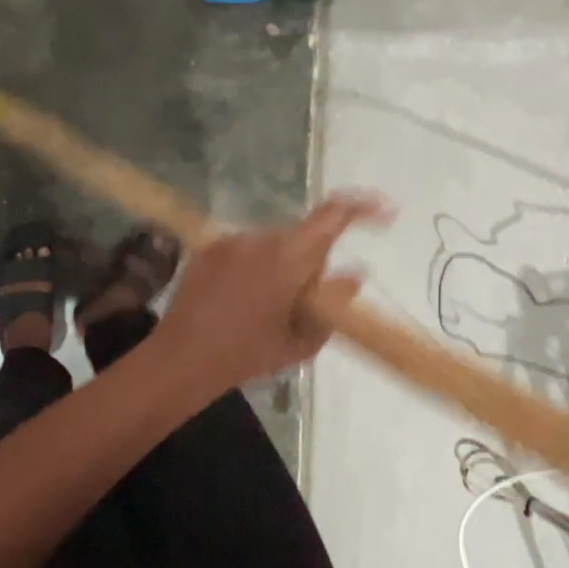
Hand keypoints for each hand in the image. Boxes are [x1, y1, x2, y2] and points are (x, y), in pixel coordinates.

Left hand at [153, 191, 392, 391]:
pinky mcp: (205, 249)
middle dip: (308, 261)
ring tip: (263, 308)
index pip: (333, 216)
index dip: (363, 208)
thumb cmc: (247, 354)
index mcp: (289, 257)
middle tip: (303, 302)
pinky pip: (241, 251)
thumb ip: (334, 304)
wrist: (183, 358)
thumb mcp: (302, 341)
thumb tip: (353, 274)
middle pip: (299, 237)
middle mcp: (259, 238)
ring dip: (276, 266)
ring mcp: (228, 241)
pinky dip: (248, 269)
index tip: (385, 212)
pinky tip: (237, 300)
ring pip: (269, 246)